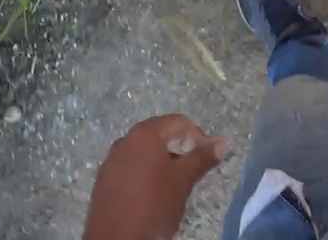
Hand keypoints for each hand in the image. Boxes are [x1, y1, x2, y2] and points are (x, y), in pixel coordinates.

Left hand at [83, 114, 230, 239]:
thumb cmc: (153, 205)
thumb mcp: (183, 181)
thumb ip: (202, 158)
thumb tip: (223, 141)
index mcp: (144, 134)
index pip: (177, 122)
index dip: (196, 135)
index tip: (207, 155)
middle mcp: (125, 141)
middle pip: (159, 135)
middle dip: (179, 149)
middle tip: (192, 169)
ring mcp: (111, 161)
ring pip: (144, 154)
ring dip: (162, 163)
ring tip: (174, 185)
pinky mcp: (104, 182)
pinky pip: (130, 169)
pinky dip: (145, 175)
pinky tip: (152, 196)